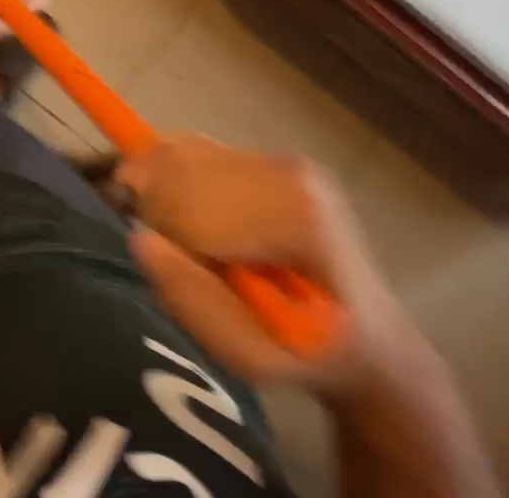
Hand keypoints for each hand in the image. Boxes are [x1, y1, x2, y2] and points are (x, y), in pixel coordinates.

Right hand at [119, 135, 422, 403]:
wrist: (369, 336)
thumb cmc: (310, 353)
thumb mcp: (250, 357)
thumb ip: (194, 301)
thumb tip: (139, 238)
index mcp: (293, 218)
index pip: (191, 196)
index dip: (158, 226)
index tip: (152, 259)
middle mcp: (290, 173)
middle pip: (183, 161)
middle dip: (151, 200)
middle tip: (156, 249)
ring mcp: (284, 160)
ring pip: (185, 151)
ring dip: (162, 190)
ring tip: (176, 239)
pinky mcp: (273, 159)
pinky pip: (198, 153)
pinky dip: (177, 180)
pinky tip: (195, 222)